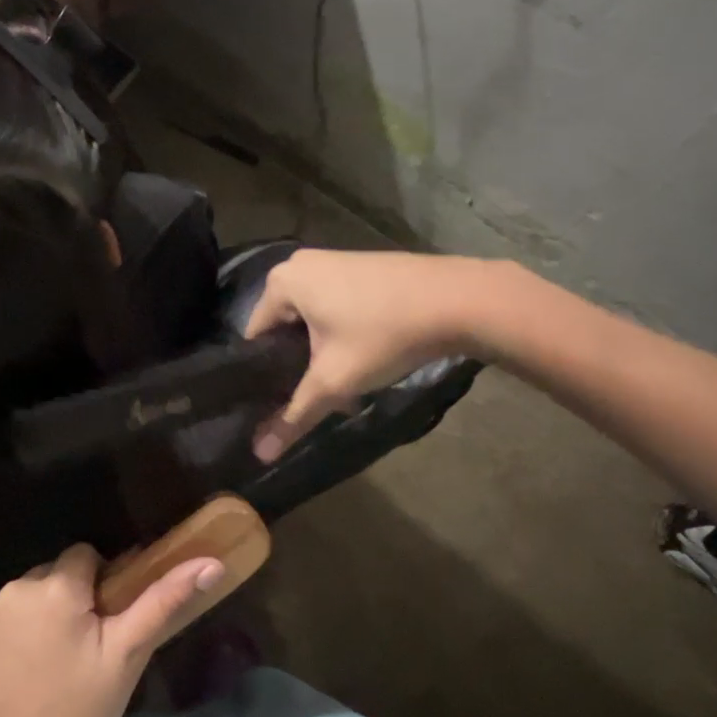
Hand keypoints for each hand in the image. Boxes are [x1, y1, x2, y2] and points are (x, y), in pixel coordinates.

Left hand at [0, 544, 223, 716]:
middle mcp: (11, 588)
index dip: (98, 586)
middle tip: (77, 652)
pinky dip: (3, 639)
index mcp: (55, 587)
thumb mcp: (127, 657)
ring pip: (20, 600)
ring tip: (43, 669)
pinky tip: (12, 677)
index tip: (102, 626)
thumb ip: (164, 601)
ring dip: (33, 619)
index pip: (84, 556)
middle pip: (50, 577)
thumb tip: (210, 561)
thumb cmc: (80, 716)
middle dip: (65, 602)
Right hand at [245, 249, 518, 460]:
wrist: (462, 300)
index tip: (283, 403)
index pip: (254, 339)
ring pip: (313, 321)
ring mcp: (335, 262)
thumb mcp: (333, 381)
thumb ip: (293, 417)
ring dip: (324, 356)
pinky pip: (336, 308)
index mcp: (281, 281)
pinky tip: (366, 359)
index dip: (264, 376)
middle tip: (319, 398)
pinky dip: (344, 336)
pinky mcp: (364, 268)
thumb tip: (259, 455)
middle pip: (283, 330)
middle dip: (299, 368)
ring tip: (345, 387)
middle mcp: (301, 264)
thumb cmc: (383, 335)